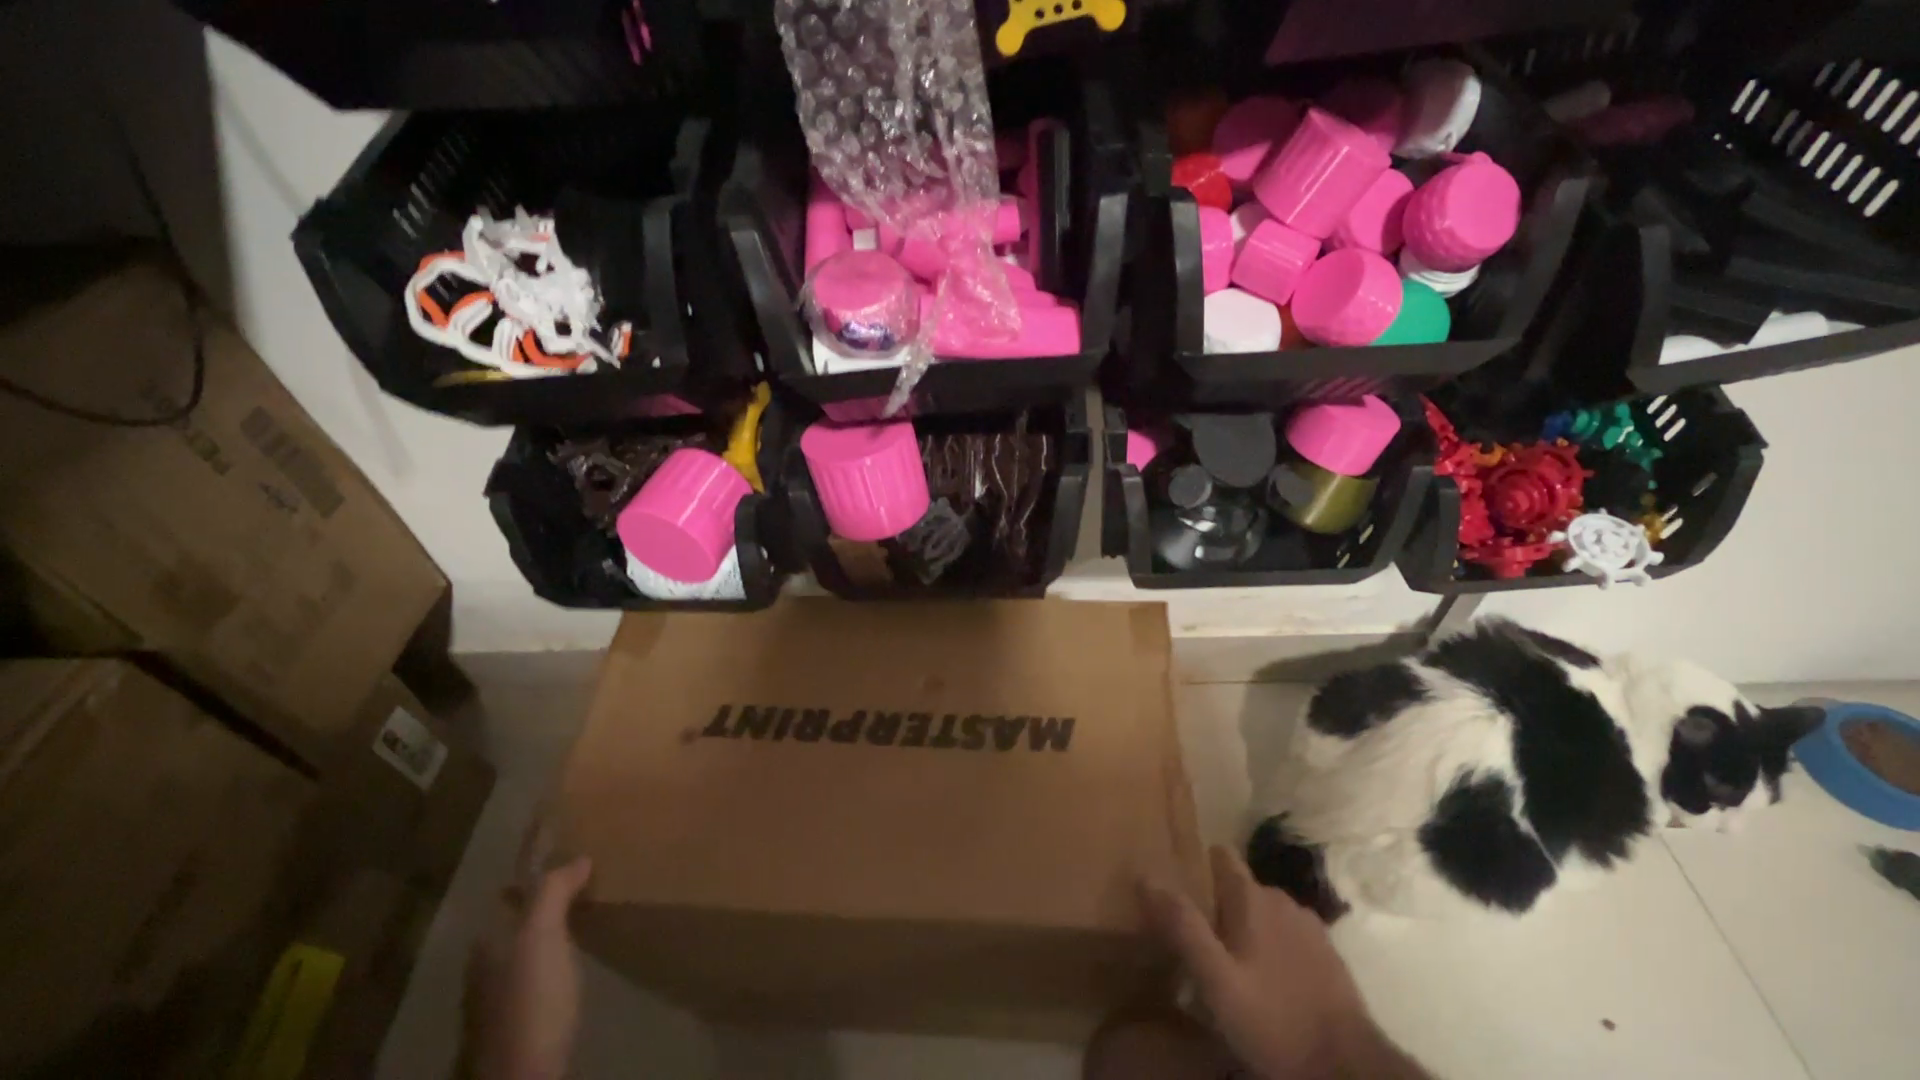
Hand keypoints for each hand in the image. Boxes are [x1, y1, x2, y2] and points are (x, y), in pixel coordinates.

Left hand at [471, 856, 592, 1079]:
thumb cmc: (531, 1002)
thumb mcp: (541, 938)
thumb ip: (553, 892)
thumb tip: (577, 856)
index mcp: (487, 938)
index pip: (509, 889)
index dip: (534, 866)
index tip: (565, 843)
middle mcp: (485, 964)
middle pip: (515, 918)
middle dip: (542, 896)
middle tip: (584, 875)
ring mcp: (498, 998)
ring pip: (524, 948)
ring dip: (550, 928)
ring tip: (585, 913)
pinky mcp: (518, 1024)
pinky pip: (537, 973)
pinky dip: (555, 957)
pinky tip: (575, 962)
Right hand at [1143, 847, 1389, 1078]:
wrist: (1346, 1068)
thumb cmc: (1274, 1020)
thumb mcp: (1216, 980)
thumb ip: (1183, 926)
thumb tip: (1146, 876)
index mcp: (1252, 897)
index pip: (1220, 855)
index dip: (1195, 863)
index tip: (1173, 883)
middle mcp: (1281, 900)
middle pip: (1238, 886)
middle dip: (1215, 903)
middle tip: (1191, 936)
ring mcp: (1308, 926)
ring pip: (1263, 912)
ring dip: (1244, 927)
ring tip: (1223, 961)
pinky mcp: (1326, 954)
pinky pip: (1285, 936)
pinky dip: (1269, 946)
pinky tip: (1261, 979)